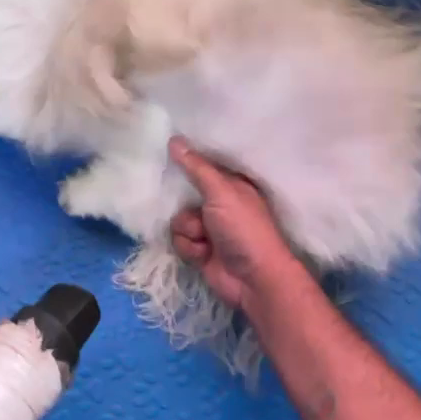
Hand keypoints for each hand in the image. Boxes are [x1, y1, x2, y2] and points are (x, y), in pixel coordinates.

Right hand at [169, 137, 297, 307]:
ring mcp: (209, 227)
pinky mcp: (200, 249)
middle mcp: (219, 203)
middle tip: (185, 201)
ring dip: (188, 229)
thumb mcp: (221, 192)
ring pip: (179, 218)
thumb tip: (174, 139)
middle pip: (185, 193)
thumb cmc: (243, 228)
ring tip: (203, 237)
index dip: (186, 161)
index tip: (167, 153)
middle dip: (183, 203)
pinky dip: (189, 246)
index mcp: (231, 185)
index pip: (203, 166)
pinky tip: (203, 253)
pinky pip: (179, 239)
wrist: (253, 279)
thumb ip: (196, 167)